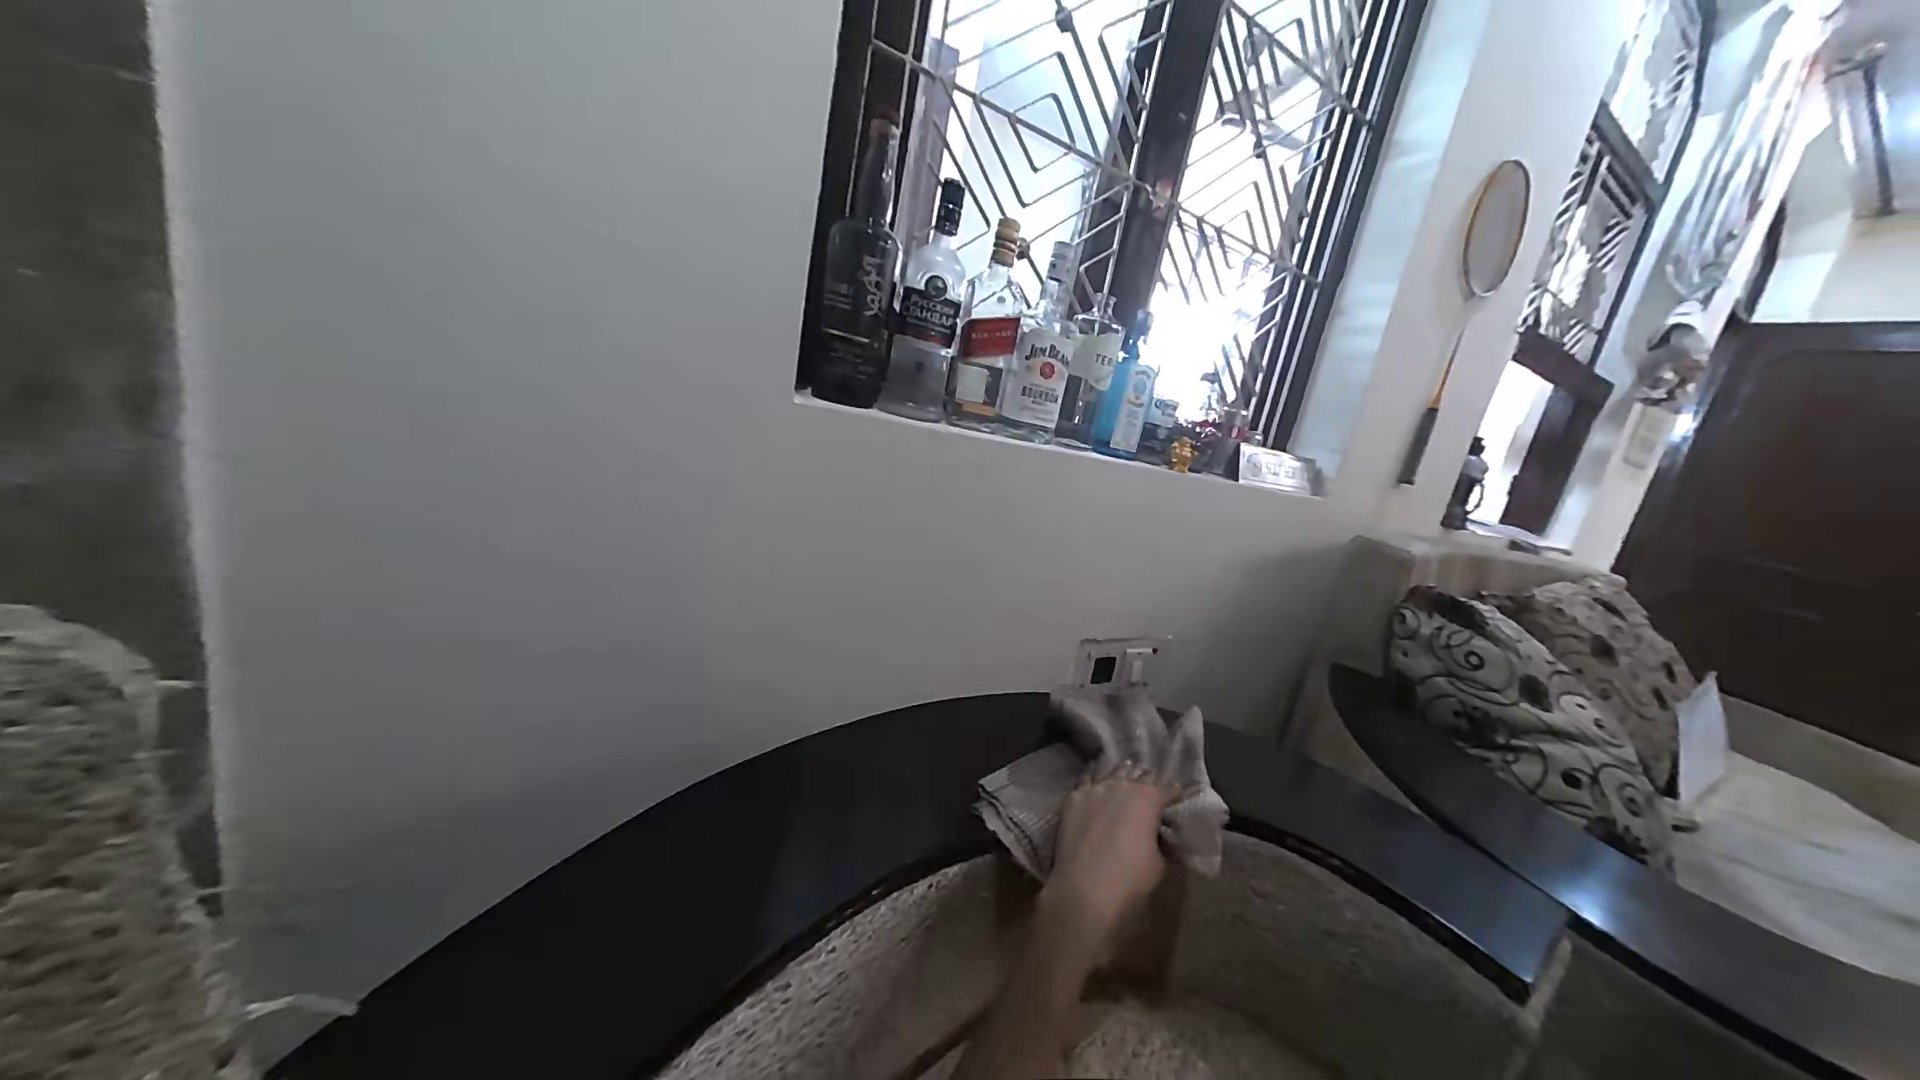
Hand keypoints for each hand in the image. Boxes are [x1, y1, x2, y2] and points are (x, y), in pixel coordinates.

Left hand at [1040, 763, 1175, 943]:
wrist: (1086, 884)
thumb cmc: (1130, 877)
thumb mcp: (1159, 864)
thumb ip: (1162, 845)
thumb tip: (1164, 840)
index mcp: (1149, 801)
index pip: (1167, 791)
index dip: (1174, 793)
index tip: (1178, 792)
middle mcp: (1123, 787)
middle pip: (1139, 776)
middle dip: (1147, 778)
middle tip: (1151, 778)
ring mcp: (1096, 789)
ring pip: (1112, 772)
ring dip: (1122, 771)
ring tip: (1127, 766)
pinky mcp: (1074, 797)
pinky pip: (1086, 778)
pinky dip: (1093, 772)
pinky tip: (1094, 768)